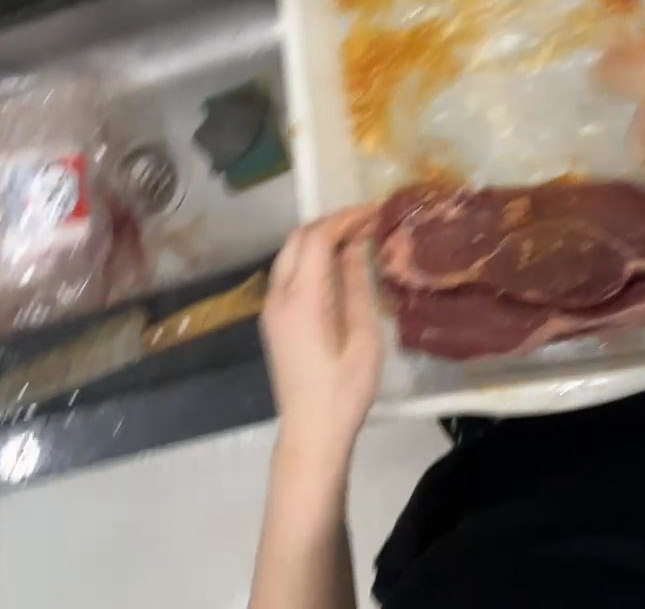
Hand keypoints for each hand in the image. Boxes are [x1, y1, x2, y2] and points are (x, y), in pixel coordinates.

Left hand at [260, 206, 382, 467]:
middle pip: (298, 238)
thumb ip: (356, 284)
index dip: (345, 219)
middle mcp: (278, 295)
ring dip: (318, 238)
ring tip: (354, 238)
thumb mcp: (363, 336)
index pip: (317, 238)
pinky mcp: (273, 318)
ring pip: (289, 252)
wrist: (311, 432)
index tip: (374, 212)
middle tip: (365, 222)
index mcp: (302, 298)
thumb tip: (356, 244)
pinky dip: (310, 256)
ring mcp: (271, 307)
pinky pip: (288, 271)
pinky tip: (336, 264)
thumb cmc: (345, 389)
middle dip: (331, 223)